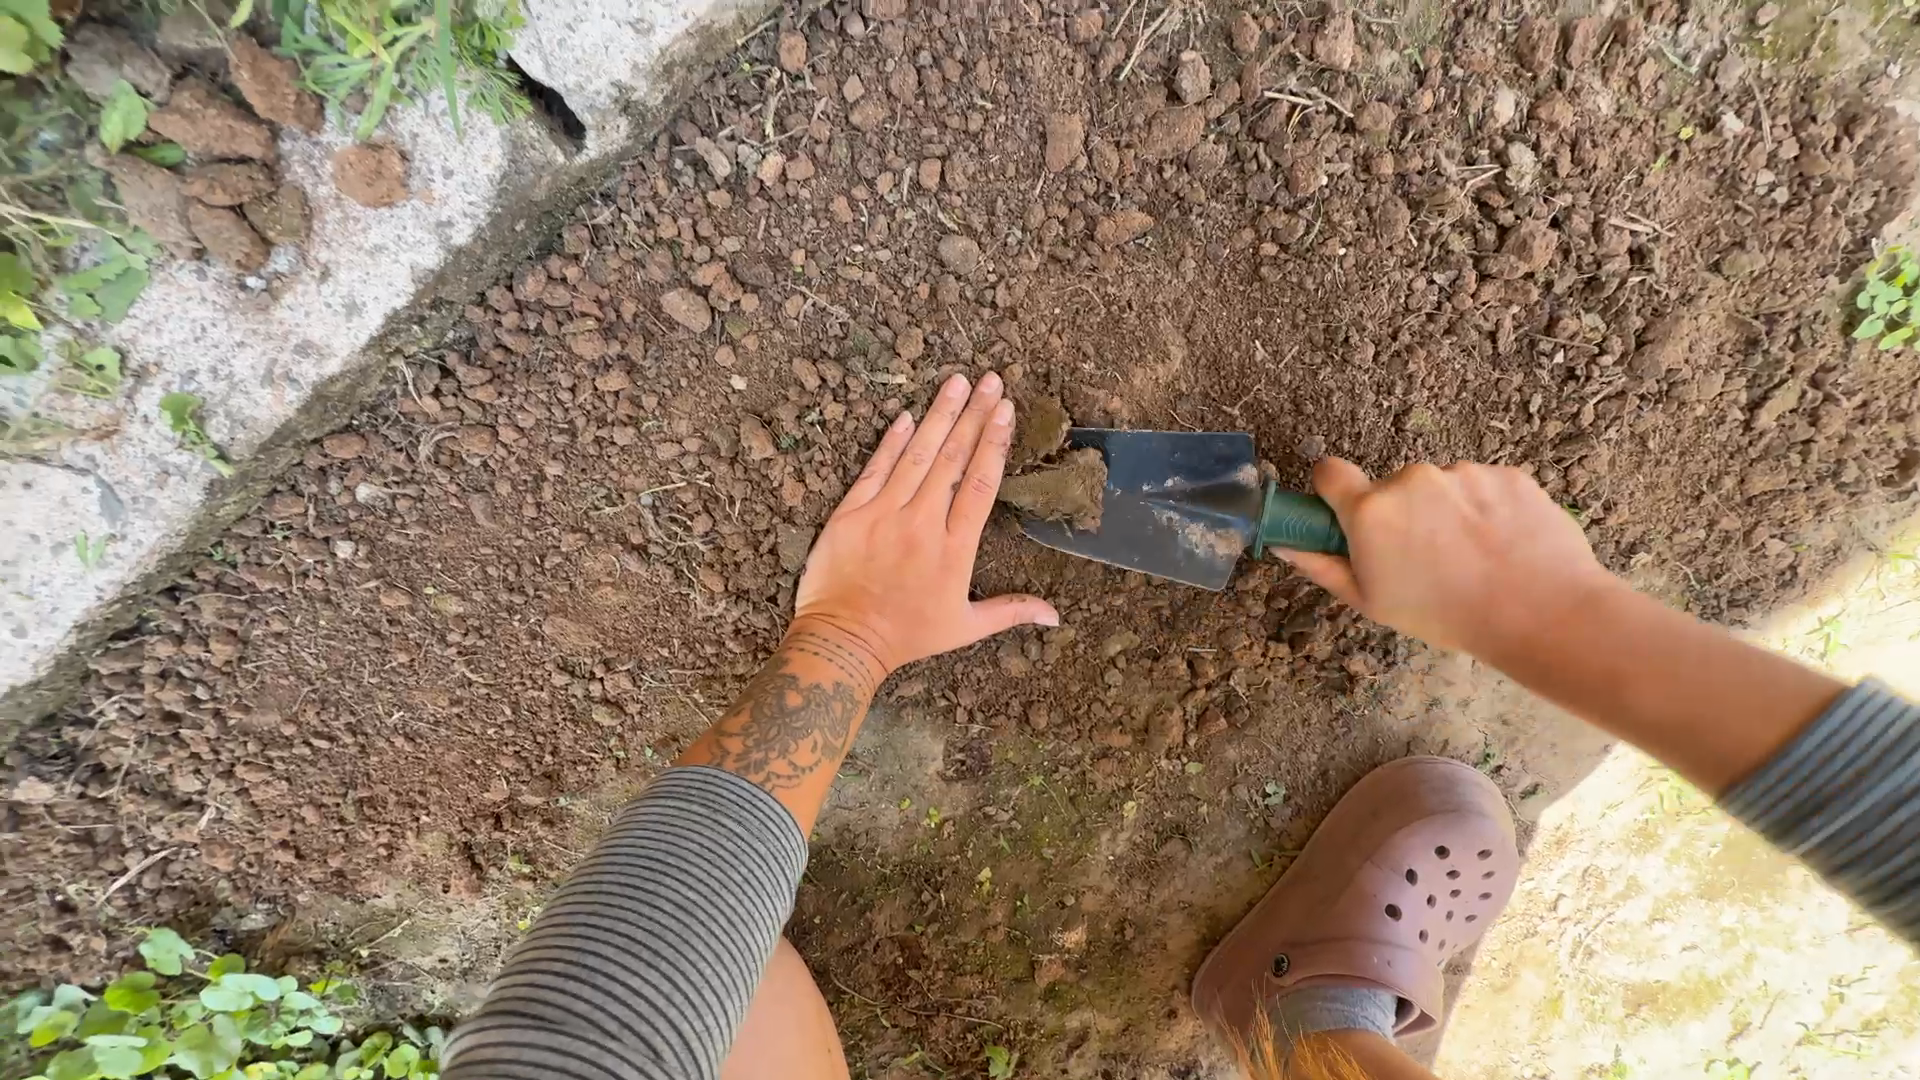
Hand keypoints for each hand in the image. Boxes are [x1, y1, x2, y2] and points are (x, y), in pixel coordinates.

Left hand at [791, 372, 1059, 677]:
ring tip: (955, 382)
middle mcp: (922, 522)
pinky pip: (875, 469)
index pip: (981, 483)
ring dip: (939, 415)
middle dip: (974, 414)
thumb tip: (1056, 616)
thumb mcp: (965, 628)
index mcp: (955, 547)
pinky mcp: (851, 514)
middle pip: (953, 458)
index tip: (1005, 409)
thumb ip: (1011, 611)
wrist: (843, 641)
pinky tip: (908, 416)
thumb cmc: (907, 636)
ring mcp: (884, 514)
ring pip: (917, 455)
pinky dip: (892, 442)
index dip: (994, 442)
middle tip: (989, 380)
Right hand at [1278, 458, 1619, 654]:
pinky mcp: (1508, 474)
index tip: (1345, 513)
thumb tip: (1285, 544)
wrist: (1543, 614)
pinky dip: (1485, 508)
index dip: (1332, 490)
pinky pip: (1481, 486)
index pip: (1328, 471)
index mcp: (1369, 510)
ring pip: (1439, 487)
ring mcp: (1462, 473)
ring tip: (1470, 554)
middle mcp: (1411, 480)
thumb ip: (1321, 566)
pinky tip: (1500, 543)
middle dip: (1398, 513)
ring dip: (1444, 510)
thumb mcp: (1369, 600)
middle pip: (1389, 487)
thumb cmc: (1443, 614)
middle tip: (1421, 555)